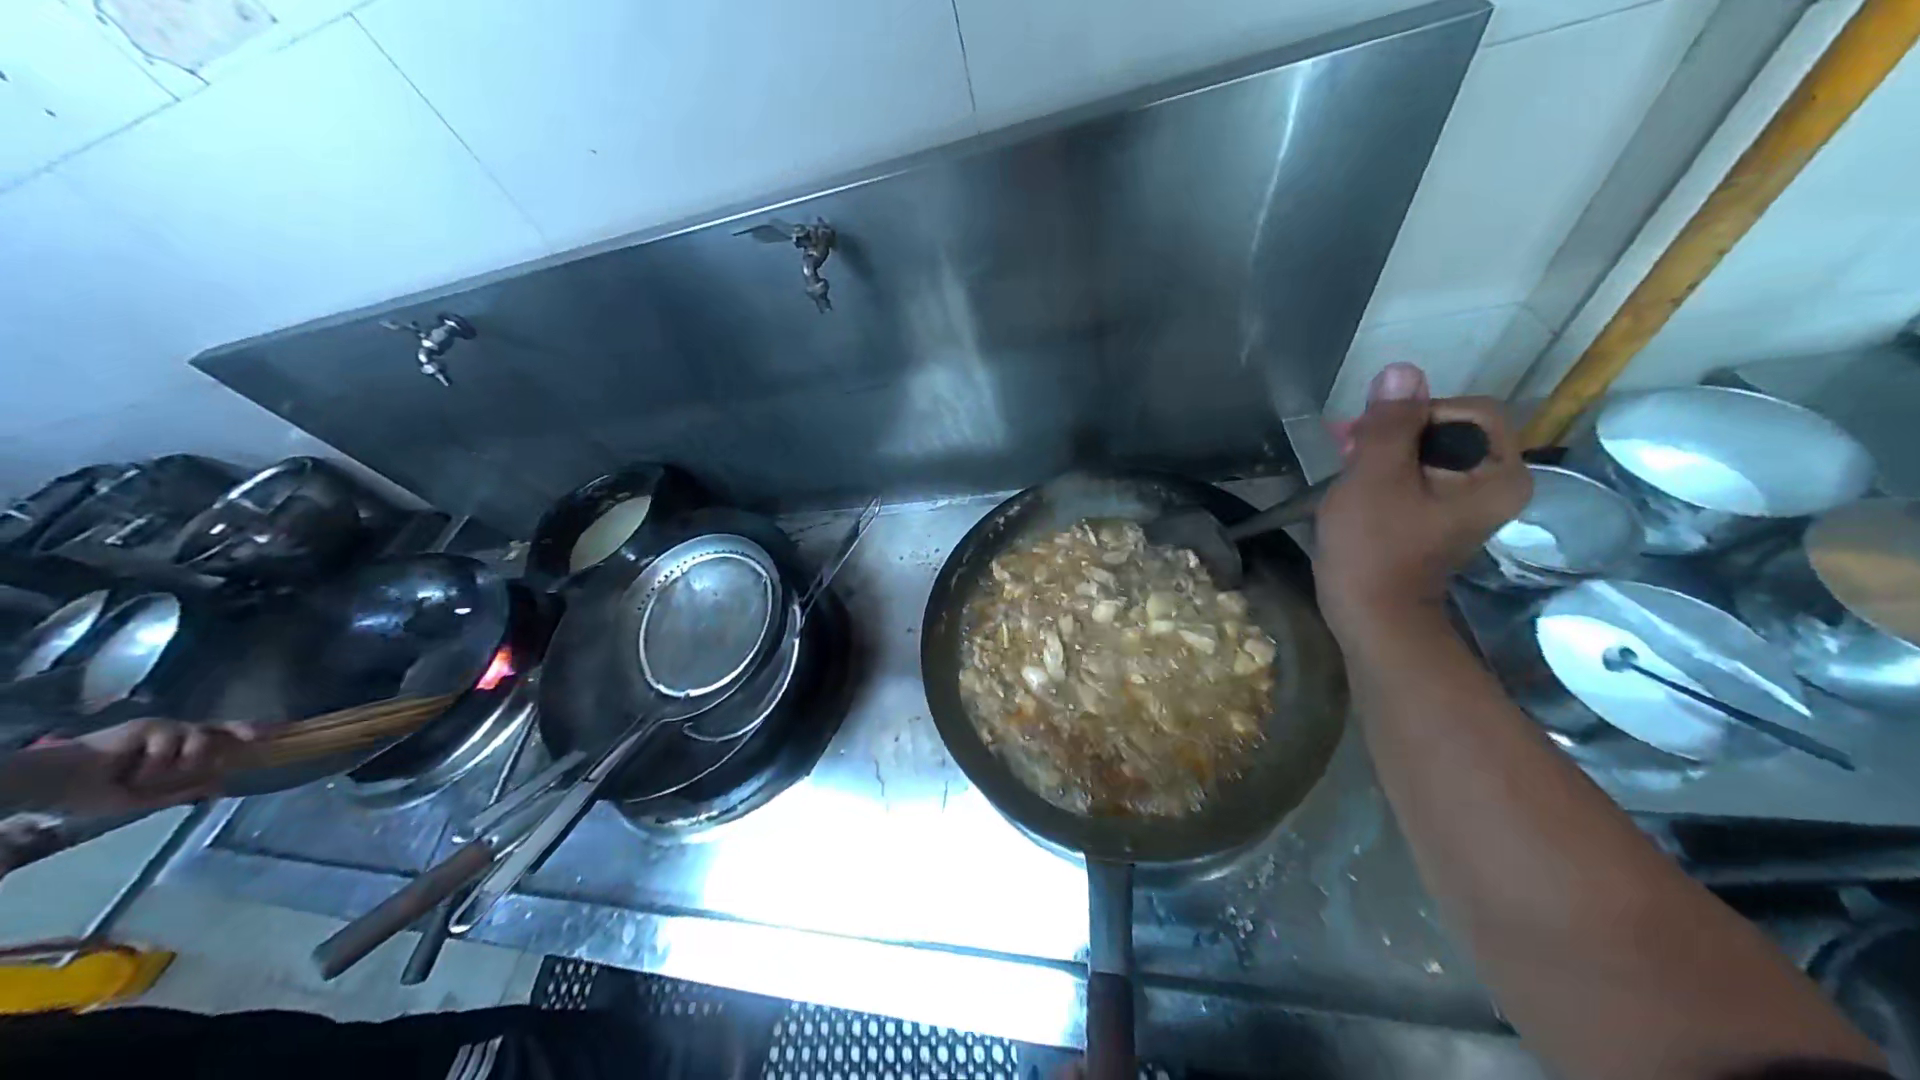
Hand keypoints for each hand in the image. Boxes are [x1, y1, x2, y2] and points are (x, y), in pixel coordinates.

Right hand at [41, 718, 254, 816]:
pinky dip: (156, 762)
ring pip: (200, 740)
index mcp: (176, 751)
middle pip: (220, 727)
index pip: (217, 740)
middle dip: (246, 729)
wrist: (53, 784)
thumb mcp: (144, 797)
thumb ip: (181, 791)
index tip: (273, 736)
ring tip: (146, 778)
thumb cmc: (93, 792)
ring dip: (182, 762)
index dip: (244, 737)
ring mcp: (164, 729)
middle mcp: (175, 736)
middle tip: (264, 735)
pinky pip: (171, 743)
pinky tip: (131, 771)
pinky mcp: (149, 726)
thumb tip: (220, 785)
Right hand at [1314, 363, 1530, 642]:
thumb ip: (1390, 423)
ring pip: (1429, 451)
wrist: (1370, 613)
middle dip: (1394, 433)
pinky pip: (1420, 475)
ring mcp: (1470, 502)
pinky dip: (1388, 473)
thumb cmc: (1373, 547)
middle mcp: (1497, 483)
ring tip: (1344, 467)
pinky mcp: (1443, 515)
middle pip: (1447, 428)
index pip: (1464, 410)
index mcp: (1497, 473)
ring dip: (1384, 451)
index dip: (1413, 415)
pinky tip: (1356, 484)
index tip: (1370, 441)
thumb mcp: (1374, 476)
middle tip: (1347, 450)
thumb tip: (1401, 371)